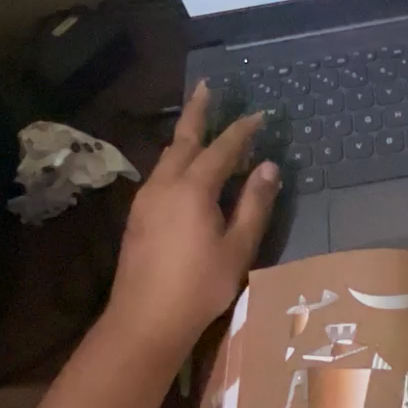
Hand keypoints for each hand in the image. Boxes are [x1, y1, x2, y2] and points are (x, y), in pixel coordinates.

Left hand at [103, 83, 278, 352]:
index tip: (260, 114)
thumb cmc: (200, 286)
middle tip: (208, 86)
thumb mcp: (238, 247)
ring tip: (201, 125)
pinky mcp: (138, 217)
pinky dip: (177, 161)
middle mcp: (164, 185)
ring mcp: (146, 201)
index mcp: (192, 189)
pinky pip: (161, 175)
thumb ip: (255, 204)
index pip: (222, 149)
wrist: (144, 321)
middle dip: (198, 112)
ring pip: (168, 157)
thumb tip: (269, 167)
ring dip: (186, 137)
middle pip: (184, 140)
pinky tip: (184, 170)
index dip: (242, 130)